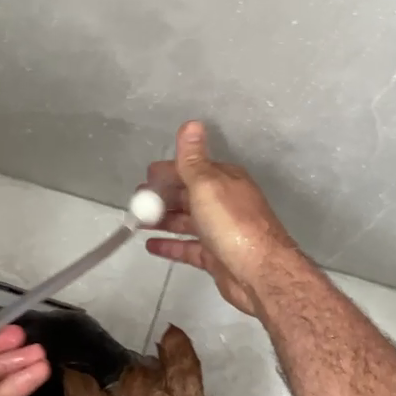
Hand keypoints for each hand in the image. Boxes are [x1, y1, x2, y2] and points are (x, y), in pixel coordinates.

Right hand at [145, 120, 297, 316]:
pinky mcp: (215, 257)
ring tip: (137, 222)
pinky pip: (187, 247)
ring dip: (163, 220)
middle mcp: (223, 203)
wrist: (259, 272)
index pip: (192, 170)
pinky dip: (170, 245)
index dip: (168, 172)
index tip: (145, 178)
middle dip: (162, 197)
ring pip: (186, 221)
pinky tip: (151, 245)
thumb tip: (191, 123)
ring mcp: (220, 232)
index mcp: (225, 181)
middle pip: (187, 196)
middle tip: (136, 202)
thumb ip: (193, 158)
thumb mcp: (208, 184)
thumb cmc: (232, 224)